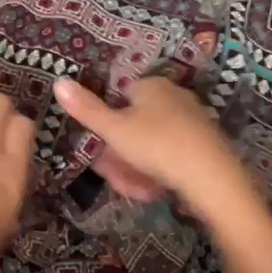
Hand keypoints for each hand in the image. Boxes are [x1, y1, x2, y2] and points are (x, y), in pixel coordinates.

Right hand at [53, 76, 247, 210]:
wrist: (213, 178)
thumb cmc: (158, 146)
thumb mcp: (114, 130)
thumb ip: (86, 109)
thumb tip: (58, 81)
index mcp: (151, 85)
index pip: (120, 96)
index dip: (108, 122)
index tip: (101, 146)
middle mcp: (174, 96)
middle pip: (135, 123)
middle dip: (121, 152)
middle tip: (112, 174)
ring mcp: (192, 121)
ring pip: (152, 144)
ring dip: (137, 167)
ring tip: (133, 189)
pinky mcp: (205, 146)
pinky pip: (172, 156)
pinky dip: (160, 172)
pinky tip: (154, 191)